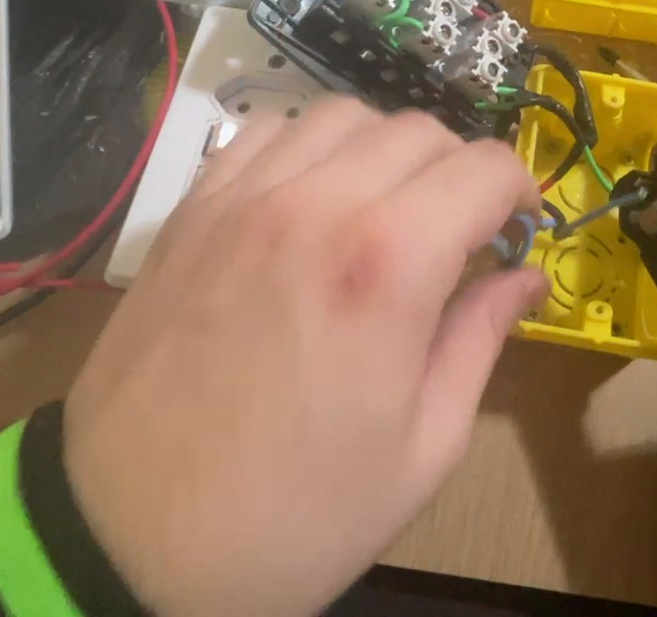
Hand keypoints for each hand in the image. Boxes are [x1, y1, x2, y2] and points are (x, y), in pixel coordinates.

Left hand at [64, 97, 544, 615]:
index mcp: (388, 264)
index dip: (521, 188)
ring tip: (389, 206)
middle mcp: (319, 204)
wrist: (130, 540)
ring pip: (345, 116)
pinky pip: (269, 132)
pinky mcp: (193, 208)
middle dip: (461, 170)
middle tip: (461, 229)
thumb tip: (526, 275)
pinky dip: (311, 146)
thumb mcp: (423, 446)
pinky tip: (313, 196)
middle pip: (421, 130)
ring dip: (388, 148)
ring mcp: (246, 198)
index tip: (519, 225)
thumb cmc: (296, 512)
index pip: (484, 168)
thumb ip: (483, 338)